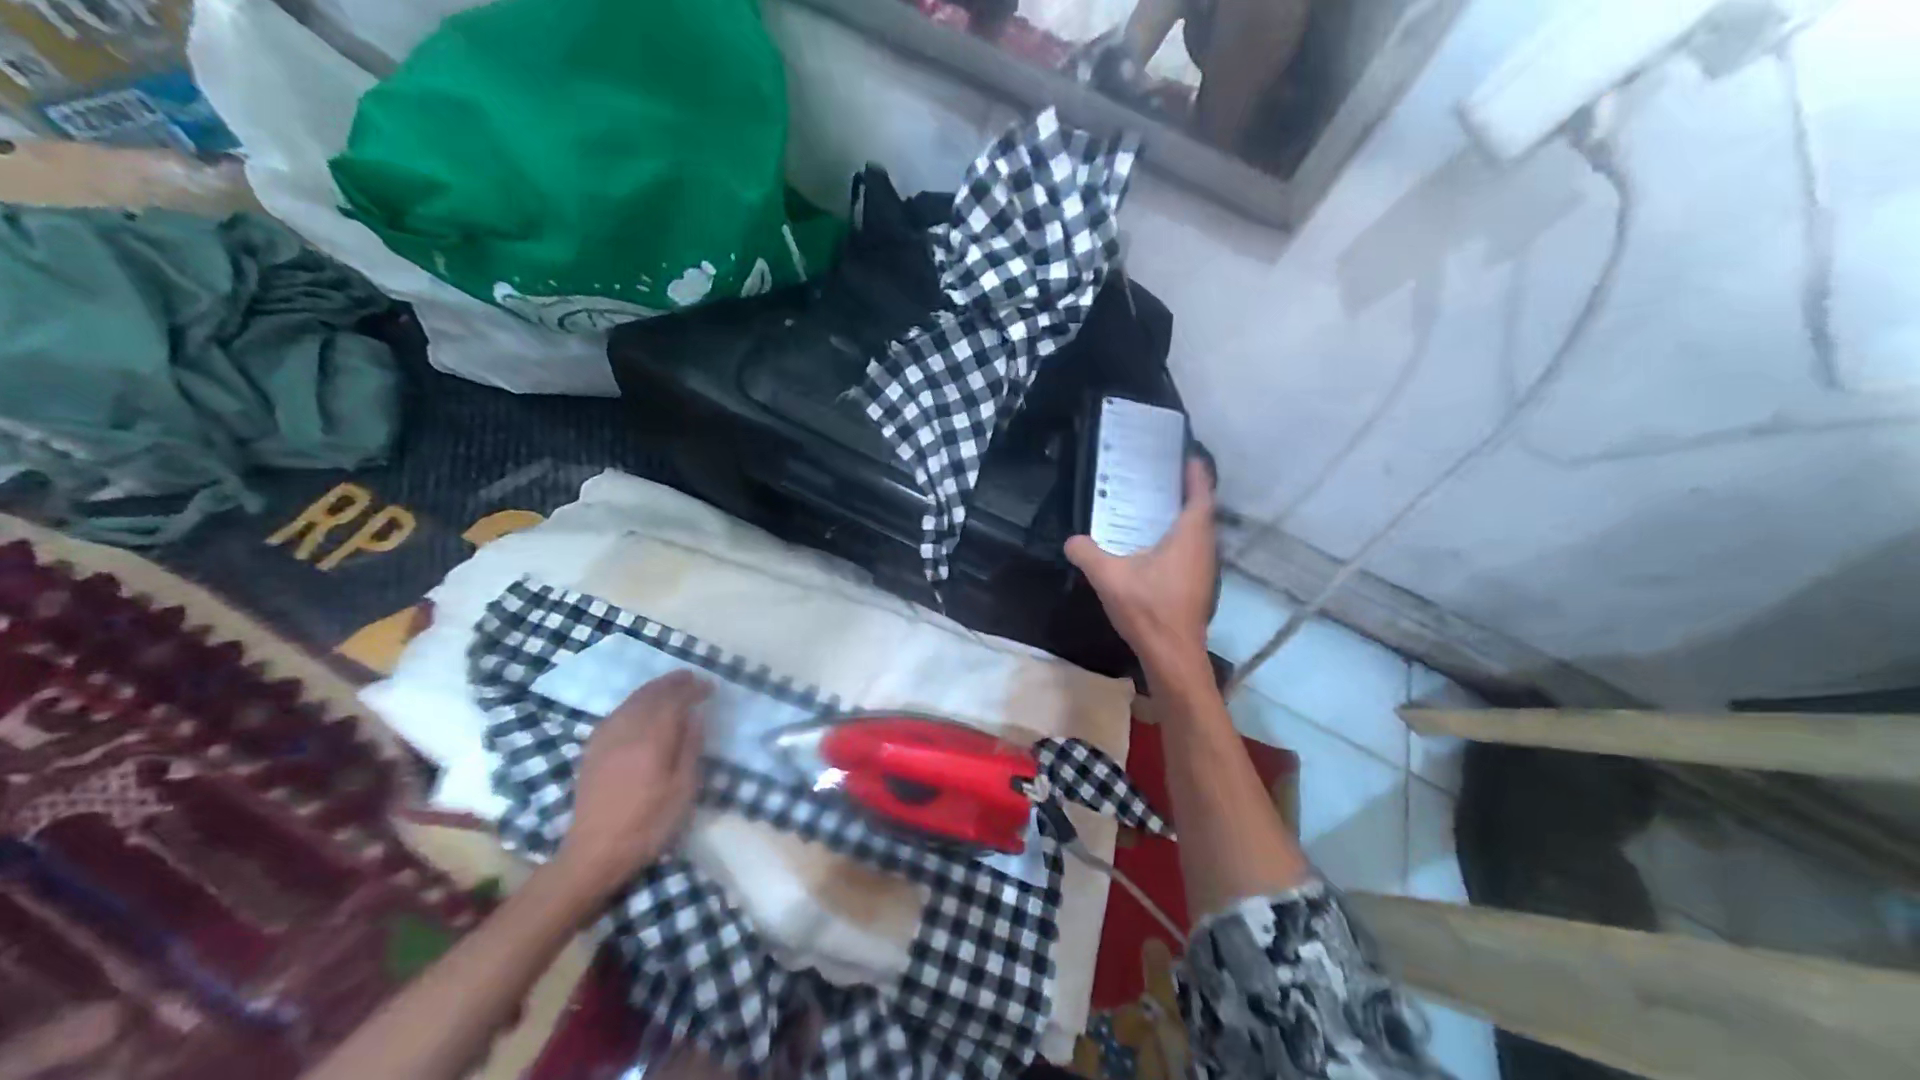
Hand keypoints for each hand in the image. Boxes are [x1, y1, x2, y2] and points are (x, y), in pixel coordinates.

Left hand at [554, 671, 709, 900]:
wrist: (594, 853)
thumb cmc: (648, 824)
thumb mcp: (683, 790)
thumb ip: (690, 748)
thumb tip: (695, 716)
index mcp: (652, 739)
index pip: (675, 700)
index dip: (693, 689)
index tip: (710, 686)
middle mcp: (627, 731)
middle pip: (650, 695)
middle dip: (672, 683)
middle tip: (692, 678)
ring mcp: (605, 739)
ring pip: (631, 701)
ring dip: (653, 689)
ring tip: (670, 686)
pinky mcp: (592, 751)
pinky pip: (616, 713)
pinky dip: (633, 702)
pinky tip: (639, 708)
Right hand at [1066, 459, 1216, 680]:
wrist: (1172, 654)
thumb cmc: (1148, 608)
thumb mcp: (1108, 576)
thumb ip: (1087, 553)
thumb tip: (1071, 541)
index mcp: (1190, 534)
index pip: (1200, 492)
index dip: (1196, 472)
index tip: (1186, 454)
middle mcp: (1204, 546)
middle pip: (1201, 510)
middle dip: (1185, 491)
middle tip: (1160, 476)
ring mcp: (1205, 568)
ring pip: (1197, 532)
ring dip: (1181, 517)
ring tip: (1154, 505)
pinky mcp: (1198, 585)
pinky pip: (1191, 549)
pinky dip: (1178, 538)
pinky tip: (1153, 545)